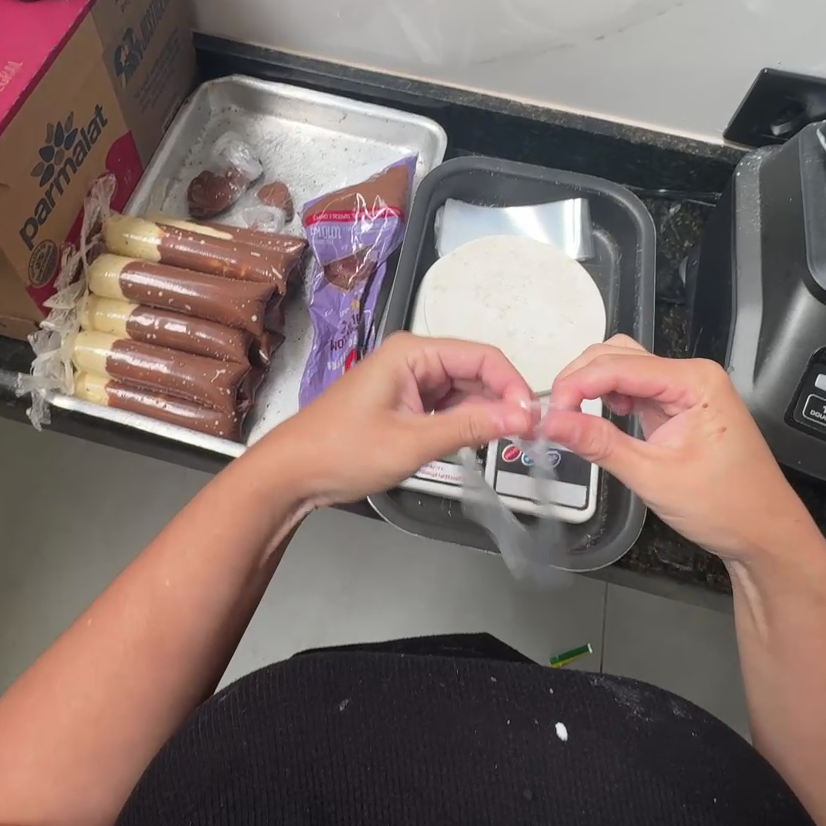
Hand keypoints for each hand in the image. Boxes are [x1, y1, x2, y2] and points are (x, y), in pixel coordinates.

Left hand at [247, 333, 536, 505]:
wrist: (293, 473)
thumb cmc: (341, 450)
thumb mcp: (413, 441)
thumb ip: (470, 427)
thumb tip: (519, 417)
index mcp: (412, 352)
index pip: (481, 356)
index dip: (512, 385)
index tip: (532, 418)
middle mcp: (412, 359)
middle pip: (475, 372)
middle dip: (501, 400)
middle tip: (525, 436)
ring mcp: (408, 381)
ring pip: (464, 391)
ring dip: (485, 413)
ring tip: (505, 442)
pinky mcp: (404, 404)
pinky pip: (446, 407)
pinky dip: (464, 423)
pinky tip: (477, 441)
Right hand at [543, 336, 816, 564]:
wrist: (764, 536)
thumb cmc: (726, 507)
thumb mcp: (653, 477)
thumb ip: (599, 443)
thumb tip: (553, 422)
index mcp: (694, 381)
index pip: (618, 365)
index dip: (577, 384)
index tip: (550, 413)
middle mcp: (690, 376)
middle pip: (616, 355)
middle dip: (579, 380)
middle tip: (555, 416)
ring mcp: (683, 390)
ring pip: (620, 368)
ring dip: (591, 387)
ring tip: (571, 418)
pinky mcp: (675, 406)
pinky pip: (631, 389)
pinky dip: (606, 399)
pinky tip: (598, 420)